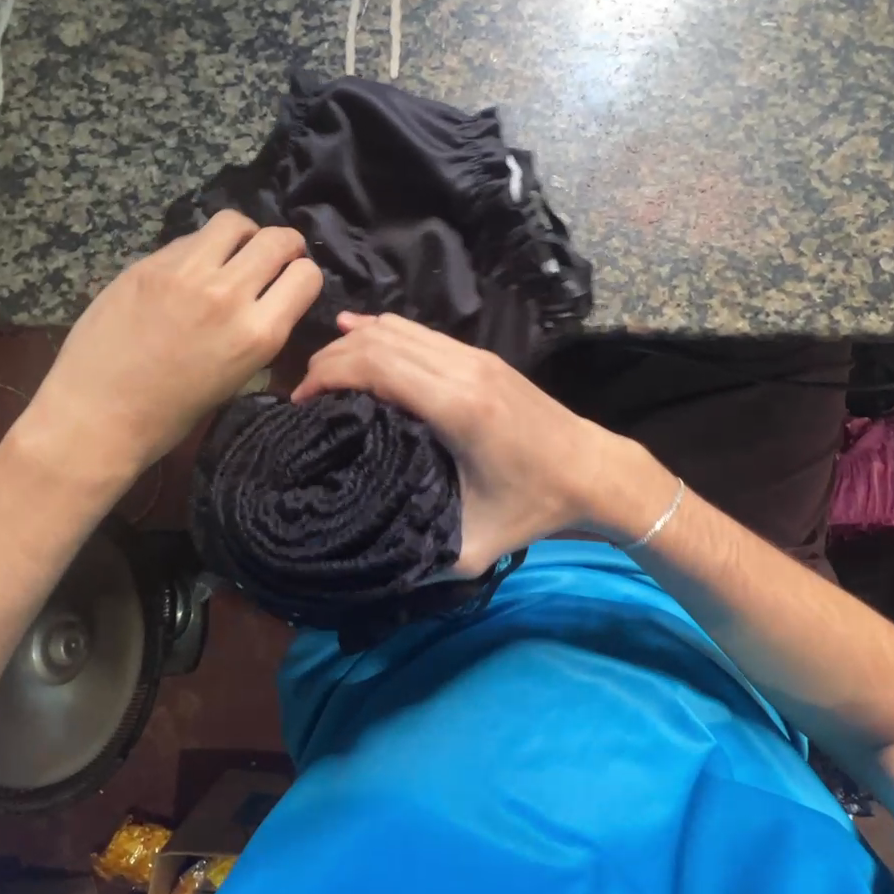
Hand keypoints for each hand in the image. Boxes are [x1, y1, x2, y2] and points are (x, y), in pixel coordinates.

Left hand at [19, 212, 322, 473]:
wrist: (99, 414)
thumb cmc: (173, 414)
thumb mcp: (237, 377)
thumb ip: (258, 331)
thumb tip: (270, 300)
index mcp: (258, 333)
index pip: (306, 275)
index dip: (304, 275)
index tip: (292, 283)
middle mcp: (229, 293)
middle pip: (277, 239)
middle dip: (284, 246)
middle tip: (274, 258)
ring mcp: (186, 272)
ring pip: (234, 222)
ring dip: (243, 236)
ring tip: (232, 254)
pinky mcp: (149, 263)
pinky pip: (191, 238)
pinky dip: (201, 248)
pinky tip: (190, 272)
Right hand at [292, 313, 681, 575]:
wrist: (594, 471)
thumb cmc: (534, 507)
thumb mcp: (475, 545)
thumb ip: (422, 558)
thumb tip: (368, 565)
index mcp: (456, 407)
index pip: (374, 366)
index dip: (326, 376)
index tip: (299, 403)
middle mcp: (462, 369)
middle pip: (377, 341)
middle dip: (329, 359)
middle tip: (302, 392)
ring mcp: (473, 357)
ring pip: (397, 327)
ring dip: (353, 343)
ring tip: (320, 370)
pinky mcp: (482, 356)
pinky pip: (419, 331)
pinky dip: (382, 331)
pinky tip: (357, 332)